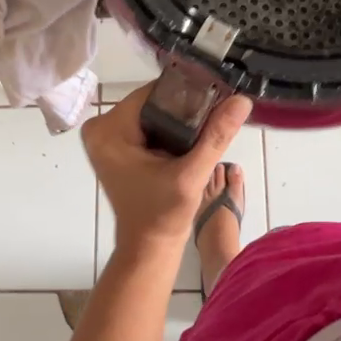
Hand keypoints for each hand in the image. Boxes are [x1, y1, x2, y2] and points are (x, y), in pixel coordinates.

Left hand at [80, 82, 252, 252]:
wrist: (149, 247)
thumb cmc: (163, 215)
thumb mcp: (192, 175)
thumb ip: (216, 136)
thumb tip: (240, 100)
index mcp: (109, 129)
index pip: (154, 93)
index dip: (186, 94)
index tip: (215, 98)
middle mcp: (101, 127)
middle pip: (152, 100)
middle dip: (183, 108)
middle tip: (213, 115)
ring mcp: (105, 135)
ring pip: (152, 110)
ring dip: (177, 118)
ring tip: (205, 124)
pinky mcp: (114, 143)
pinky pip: (146, 122)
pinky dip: (167, 128)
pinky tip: (188, 137)